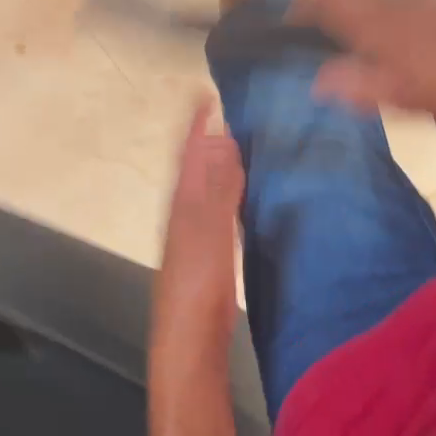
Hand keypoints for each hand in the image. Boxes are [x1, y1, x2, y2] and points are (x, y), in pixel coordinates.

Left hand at [156, 99, 243, 330]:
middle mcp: (186, 211)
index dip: (195, 122)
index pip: (188, 150)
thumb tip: (226, 138)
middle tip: (240, 115)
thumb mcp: (210, 228)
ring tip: (251, 145)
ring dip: (224, 164)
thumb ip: (220, 185)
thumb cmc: (197, 282)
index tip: (207, 94)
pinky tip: (252, 195)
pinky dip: (234, 192)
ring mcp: (197, 232)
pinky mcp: (211, 252)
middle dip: (213, 138)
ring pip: (210, 186)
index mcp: (183, 200)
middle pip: (198, 165)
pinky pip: (222, 208)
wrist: (189, 341)